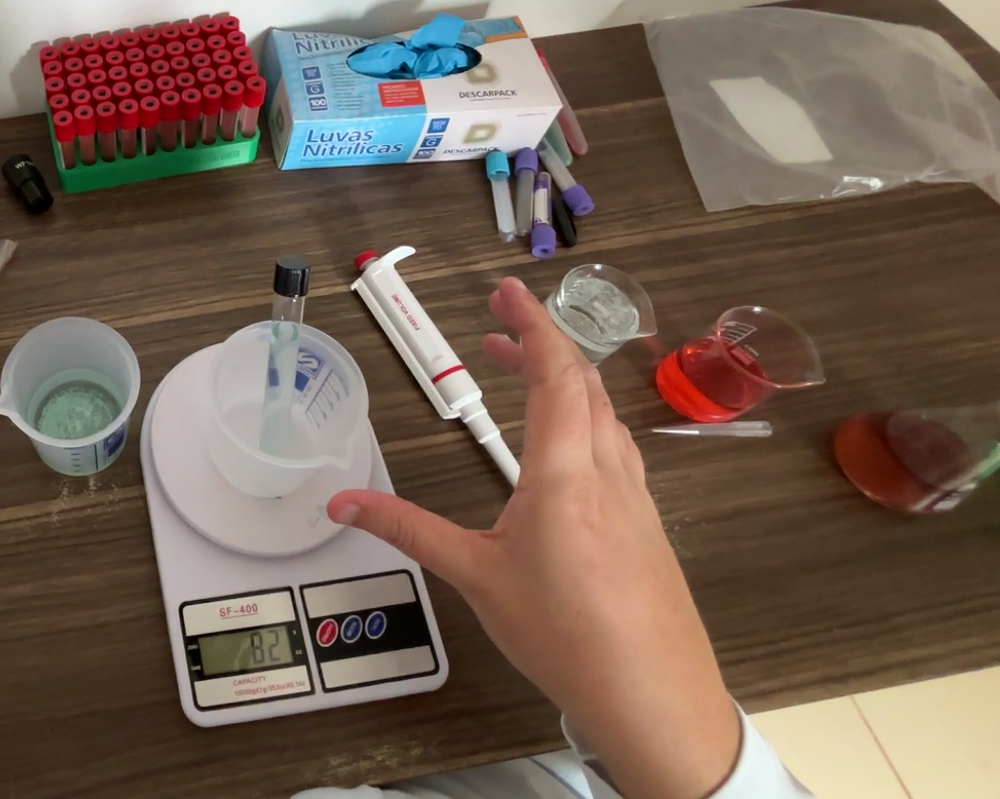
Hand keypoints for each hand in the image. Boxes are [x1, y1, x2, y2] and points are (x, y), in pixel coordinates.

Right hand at [328, 278, 738, 798]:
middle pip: (582, 384)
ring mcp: (635, 496)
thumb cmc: (564, 634)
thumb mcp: (474, 575)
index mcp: (565, 473)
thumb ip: (406, 527)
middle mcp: (606, 472)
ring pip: (603, 413)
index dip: (532, 326)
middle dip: (539, 343)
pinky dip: (581, 415)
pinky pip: (615, 445)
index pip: (555, 376)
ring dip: (562, 378)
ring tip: (517, 369)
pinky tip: (561, 441)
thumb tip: (340, 502)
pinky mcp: (644, 522)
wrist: (659, 706)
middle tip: (495, 326)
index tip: (506, 292)